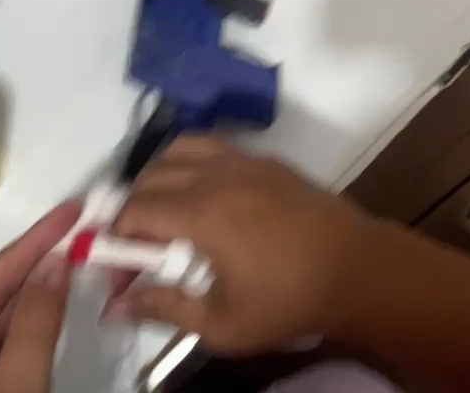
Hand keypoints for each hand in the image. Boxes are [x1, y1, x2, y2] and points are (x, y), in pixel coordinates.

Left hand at [0, 200, 82, 392]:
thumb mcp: (18, 390)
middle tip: (80, 234)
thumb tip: (56, 261)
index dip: (34, 241)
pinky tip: (43, 312)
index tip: (75, 207)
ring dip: (27, 296)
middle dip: (32, 265)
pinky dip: (14, 327)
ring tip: (71, 264)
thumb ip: (36, 322)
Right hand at [108, 137, 380, 354]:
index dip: (114, 239)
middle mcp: (219, 174)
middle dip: (132, 209)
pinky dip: (192, 162)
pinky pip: (215, 146)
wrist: (355, 266)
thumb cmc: (288, 300)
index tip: (116, 270)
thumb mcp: (222, 323)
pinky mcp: (267, 160)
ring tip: (163, 216)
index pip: (136, 209)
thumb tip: (117, 304)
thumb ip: (164, 308)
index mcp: (204, 213)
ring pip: (183, 147)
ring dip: (160, 176)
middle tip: (137, 251)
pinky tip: (202, 197)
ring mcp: (246, 160)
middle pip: (152, 174)